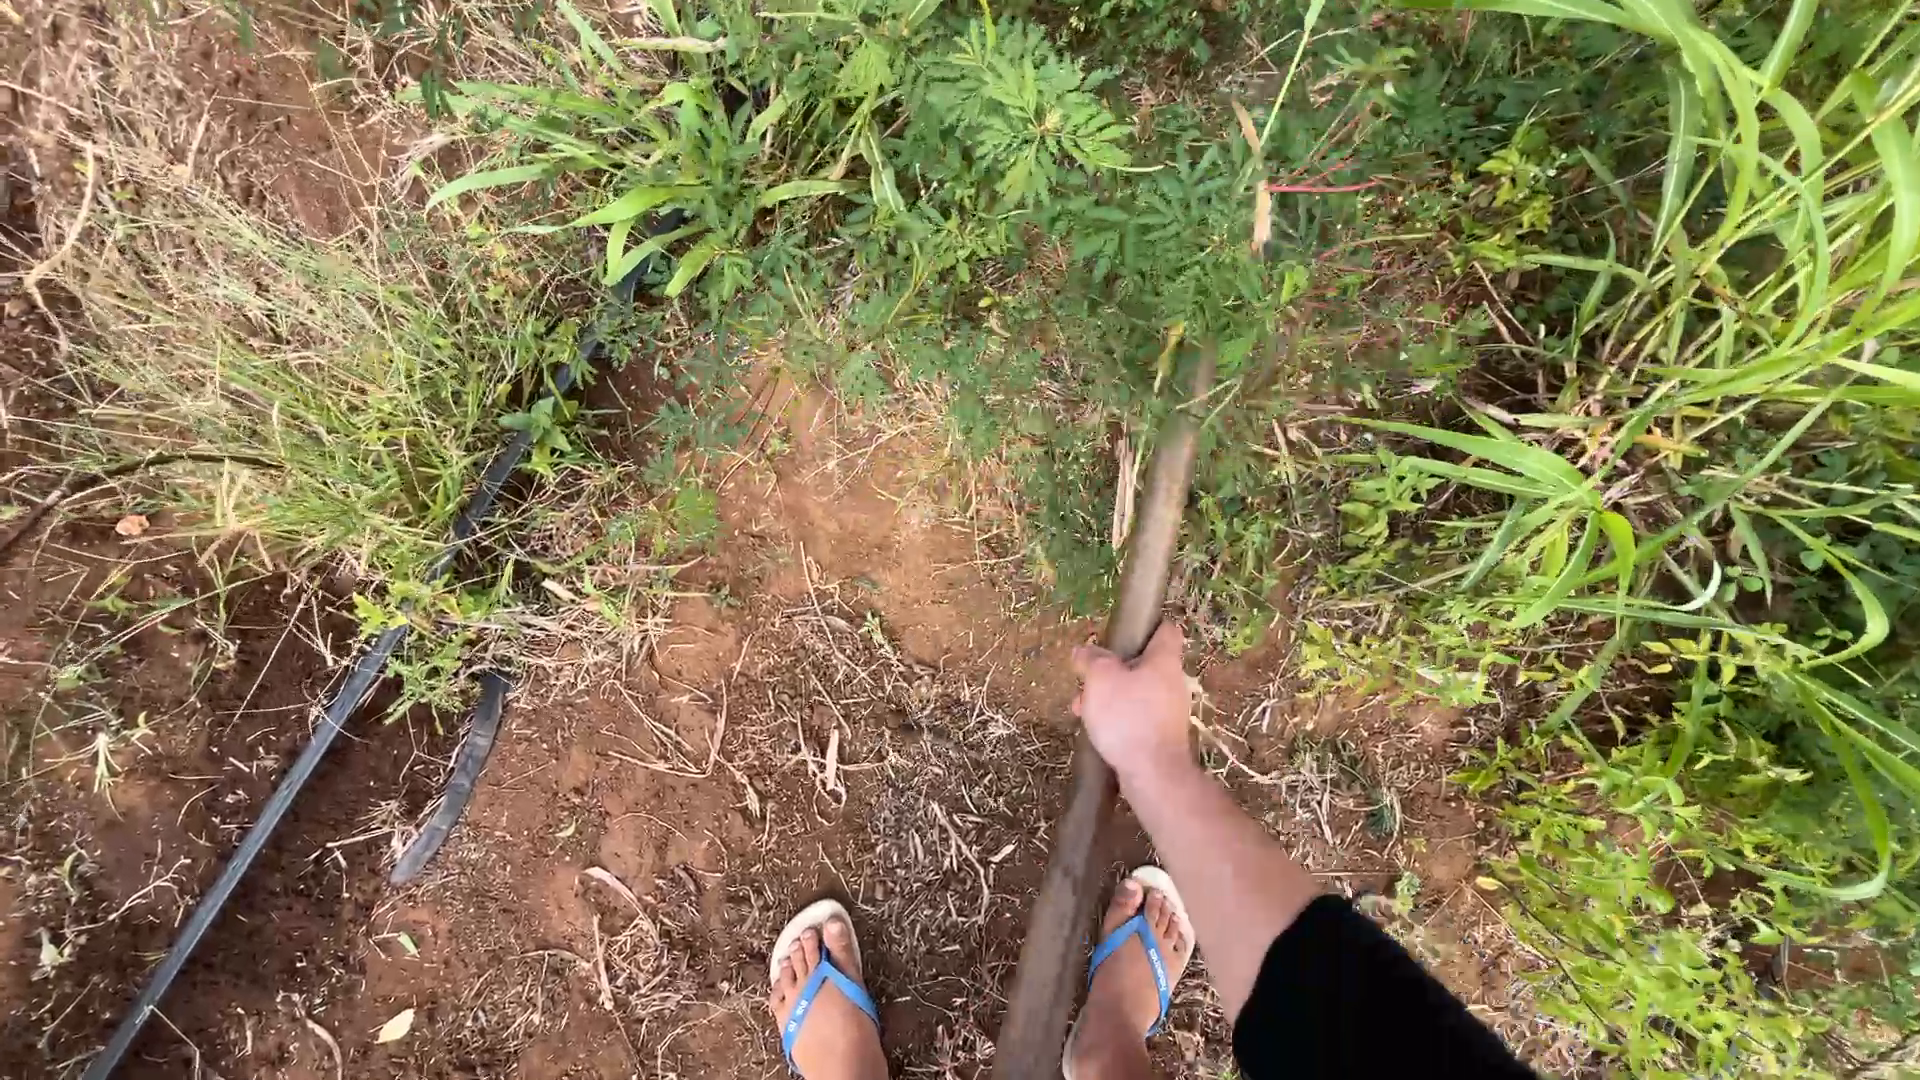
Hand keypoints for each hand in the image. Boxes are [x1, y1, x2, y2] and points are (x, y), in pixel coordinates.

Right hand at [1071, 621, 1193, 783]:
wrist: (1153, 774)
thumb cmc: (1128, 716)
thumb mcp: (1100, 678)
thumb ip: (1090, 660)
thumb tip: (1083, 651)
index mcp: (1163, 661)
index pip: (1166, 630)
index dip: (1147, 625)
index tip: (1124, 631)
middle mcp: (1171, 683)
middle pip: (1141, 664)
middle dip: (1111, 670)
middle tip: (1088, 678)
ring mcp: (1168, 711)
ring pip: (1134, 692)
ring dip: (1108, 696)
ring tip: (1082, 708)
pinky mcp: (1161, 735)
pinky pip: (1135, 716)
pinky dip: (1116, 718)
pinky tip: (1095, 729)